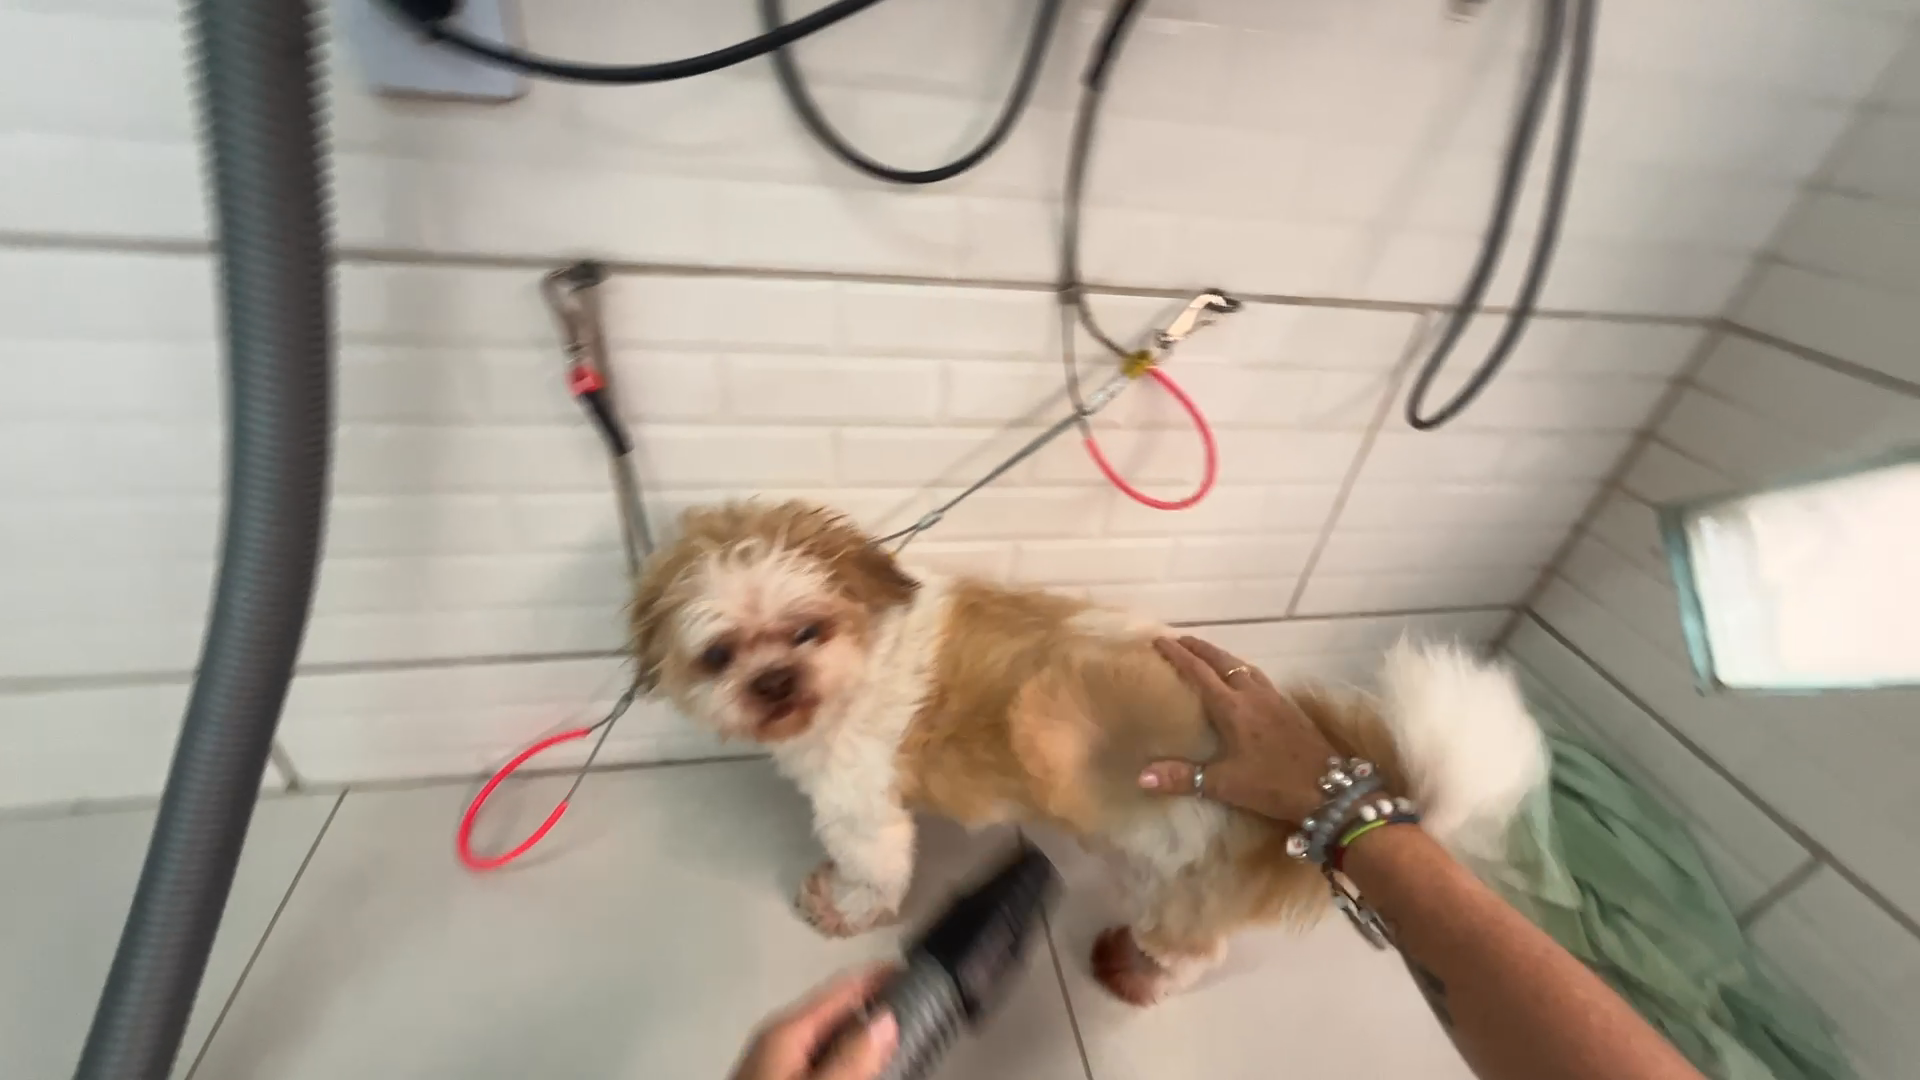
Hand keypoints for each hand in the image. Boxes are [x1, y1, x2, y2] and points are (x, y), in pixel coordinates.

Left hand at [729, 966, 900, 1079]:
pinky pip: (817, 1060)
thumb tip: (887, 1019)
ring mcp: (774, 1064)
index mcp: (787, 1030)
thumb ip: (851, 1060)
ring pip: (827, 1038)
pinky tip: (859, 1071)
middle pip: (836, 1010)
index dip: (880, 978)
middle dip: (873, 1010)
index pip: (842, 987)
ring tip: (897, 1045)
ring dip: (860, 1038)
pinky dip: (842, 1059)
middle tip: (915, 1017)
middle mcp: (779, 1038)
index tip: (916, 978)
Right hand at [1138, 636, 1340, 824]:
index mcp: (1232, 707)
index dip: (1178, 654)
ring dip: (1221, 655)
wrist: (1332, 790)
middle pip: (1221, 660)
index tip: (1159, 640)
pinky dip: (1241, 668)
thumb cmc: (1274, 784)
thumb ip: (1183, 778)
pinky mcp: (1288, 707)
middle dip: (1198, 647)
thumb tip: (1140, 777)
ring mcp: (1273, 698)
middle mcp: (1252, 694)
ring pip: (1242, 665)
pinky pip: (1258, 676)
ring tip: (1206, 654)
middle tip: (1178, 639)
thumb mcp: (1225, 784)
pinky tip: (1243, 678)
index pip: (1198, 672)